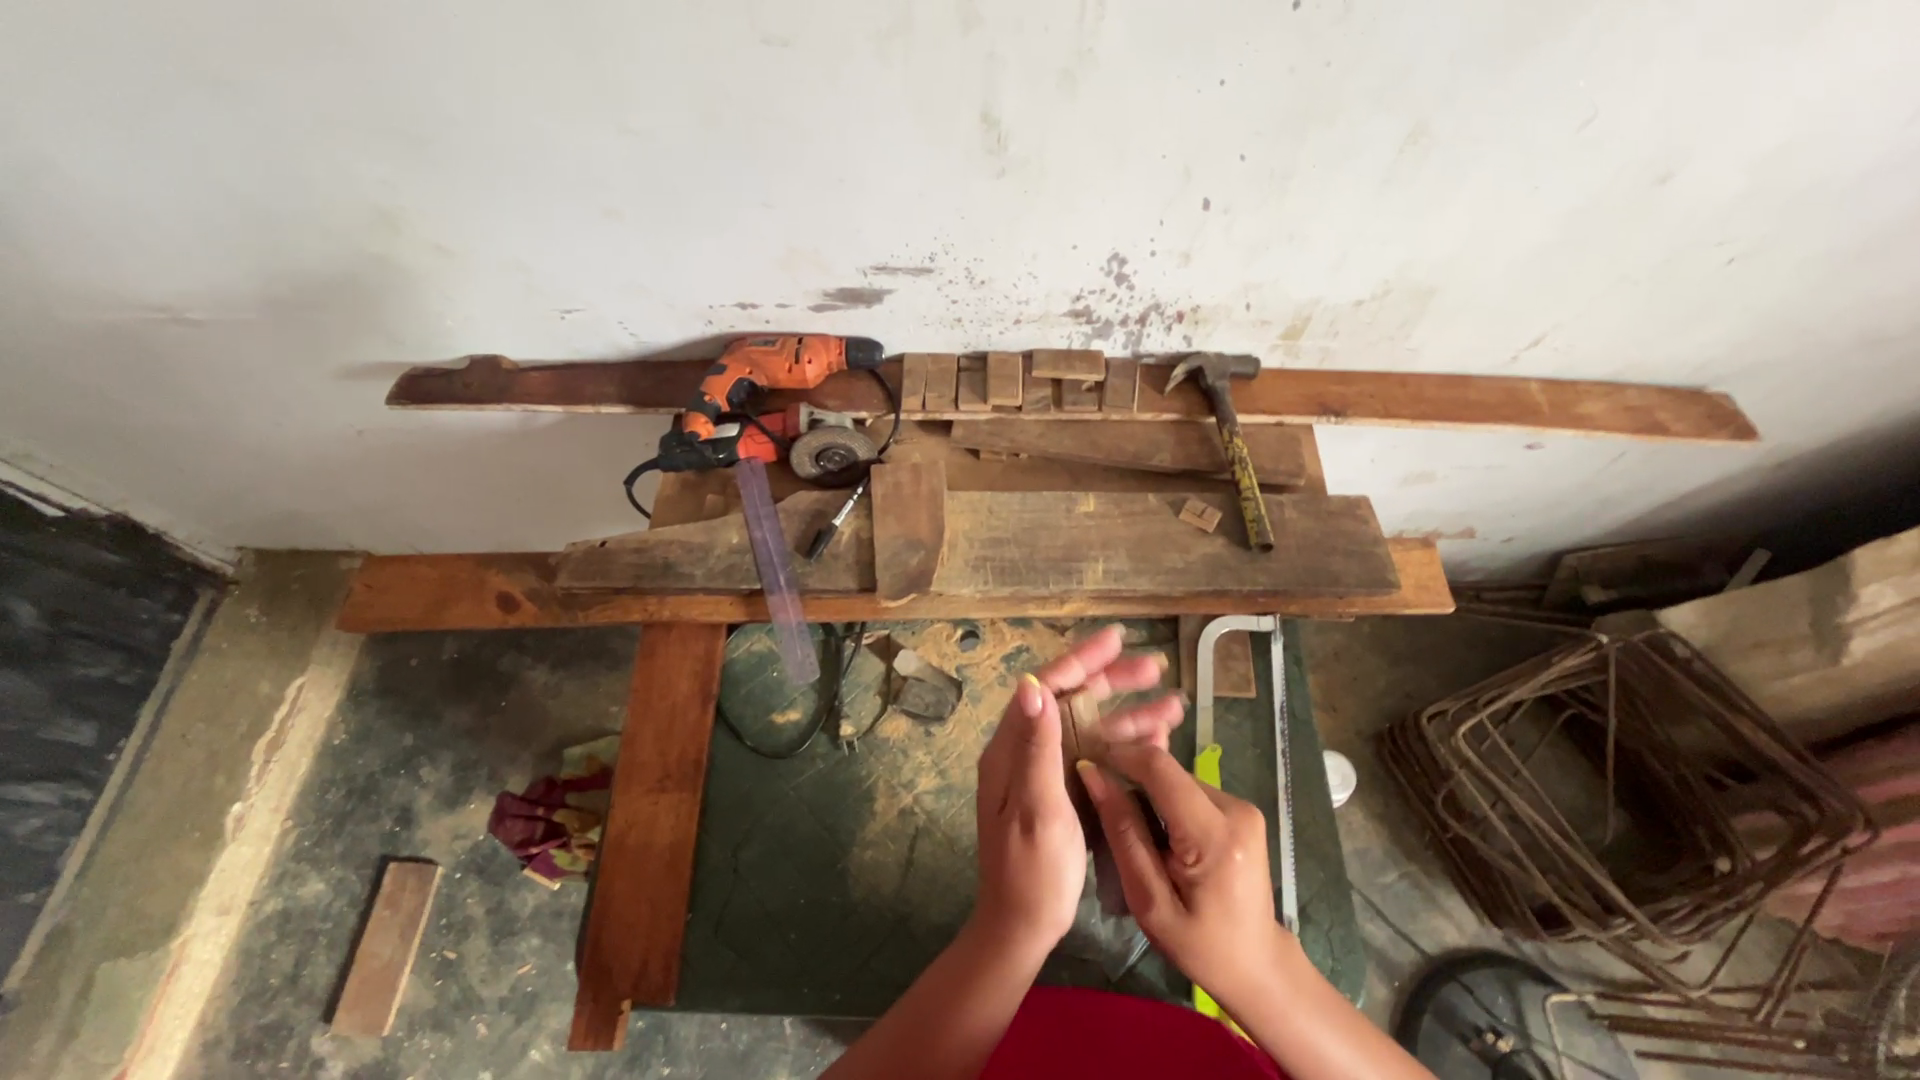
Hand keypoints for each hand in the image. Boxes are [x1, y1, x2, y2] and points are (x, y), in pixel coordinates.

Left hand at [972, 626, 1183, 956]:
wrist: (1023, 926)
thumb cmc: (1029, 872)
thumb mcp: (1035, 808)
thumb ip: (1036, 747)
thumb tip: (1034, 686)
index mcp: (1012, 749)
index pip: (1046, 687)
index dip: (1080, 660)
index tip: (1117, 639)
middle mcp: (1028, 751)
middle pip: (1072, 701)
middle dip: (1113, 681)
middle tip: (1156, 668)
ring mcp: (1048, 772)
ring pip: (1091, 727)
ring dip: (1130, 714)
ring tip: (1174, 705)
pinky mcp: (1066, 792)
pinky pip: (1098, 756)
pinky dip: (1128, 745)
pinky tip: (1160, 740)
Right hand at [1076, 741, 1290, 1004]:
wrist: (1256, 964)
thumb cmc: (1199, 945)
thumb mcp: (1149, 900)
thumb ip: (1123, 833)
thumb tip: (1094, 776)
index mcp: (1214, 835)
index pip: (1160, 768)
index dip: (1119, 756)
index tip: (1087, 763)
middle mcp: (1236, 809)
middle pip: (1169, 772)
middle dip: (1130, 777)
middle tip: (1099, 800)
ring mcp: (1243, 808)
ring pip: (1178, 779)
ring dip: (1148, 792)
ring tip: (1126, 823)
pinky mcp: (1242, 811)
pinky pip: (1191, 791)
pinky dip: (1166, 802)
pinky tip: (1155, 831)